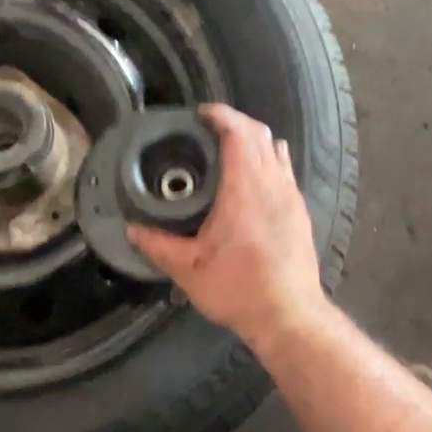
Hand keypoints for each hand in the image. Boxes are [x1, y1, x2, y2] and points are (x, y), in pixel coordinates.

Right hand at [128, 104, 328, 346]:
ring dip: (254, 142)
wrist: (288, 316)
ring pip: (277, 151)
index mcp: (245, 188)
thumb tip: (131, 230)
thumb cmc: (238, 288)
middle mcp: (273, 184)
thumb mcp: (188, 269)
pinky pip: (284, 172)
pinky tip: (249, 185)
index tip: (200, 115)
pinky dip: (266, 163)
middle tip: (207, 131)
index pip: (239, 133)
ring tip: (227, 153)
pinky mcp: (300, 213)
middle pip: (261, 134)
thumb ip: (158, 245)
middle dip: (235, 124)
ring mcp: (292, 197)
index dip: (220, 115)